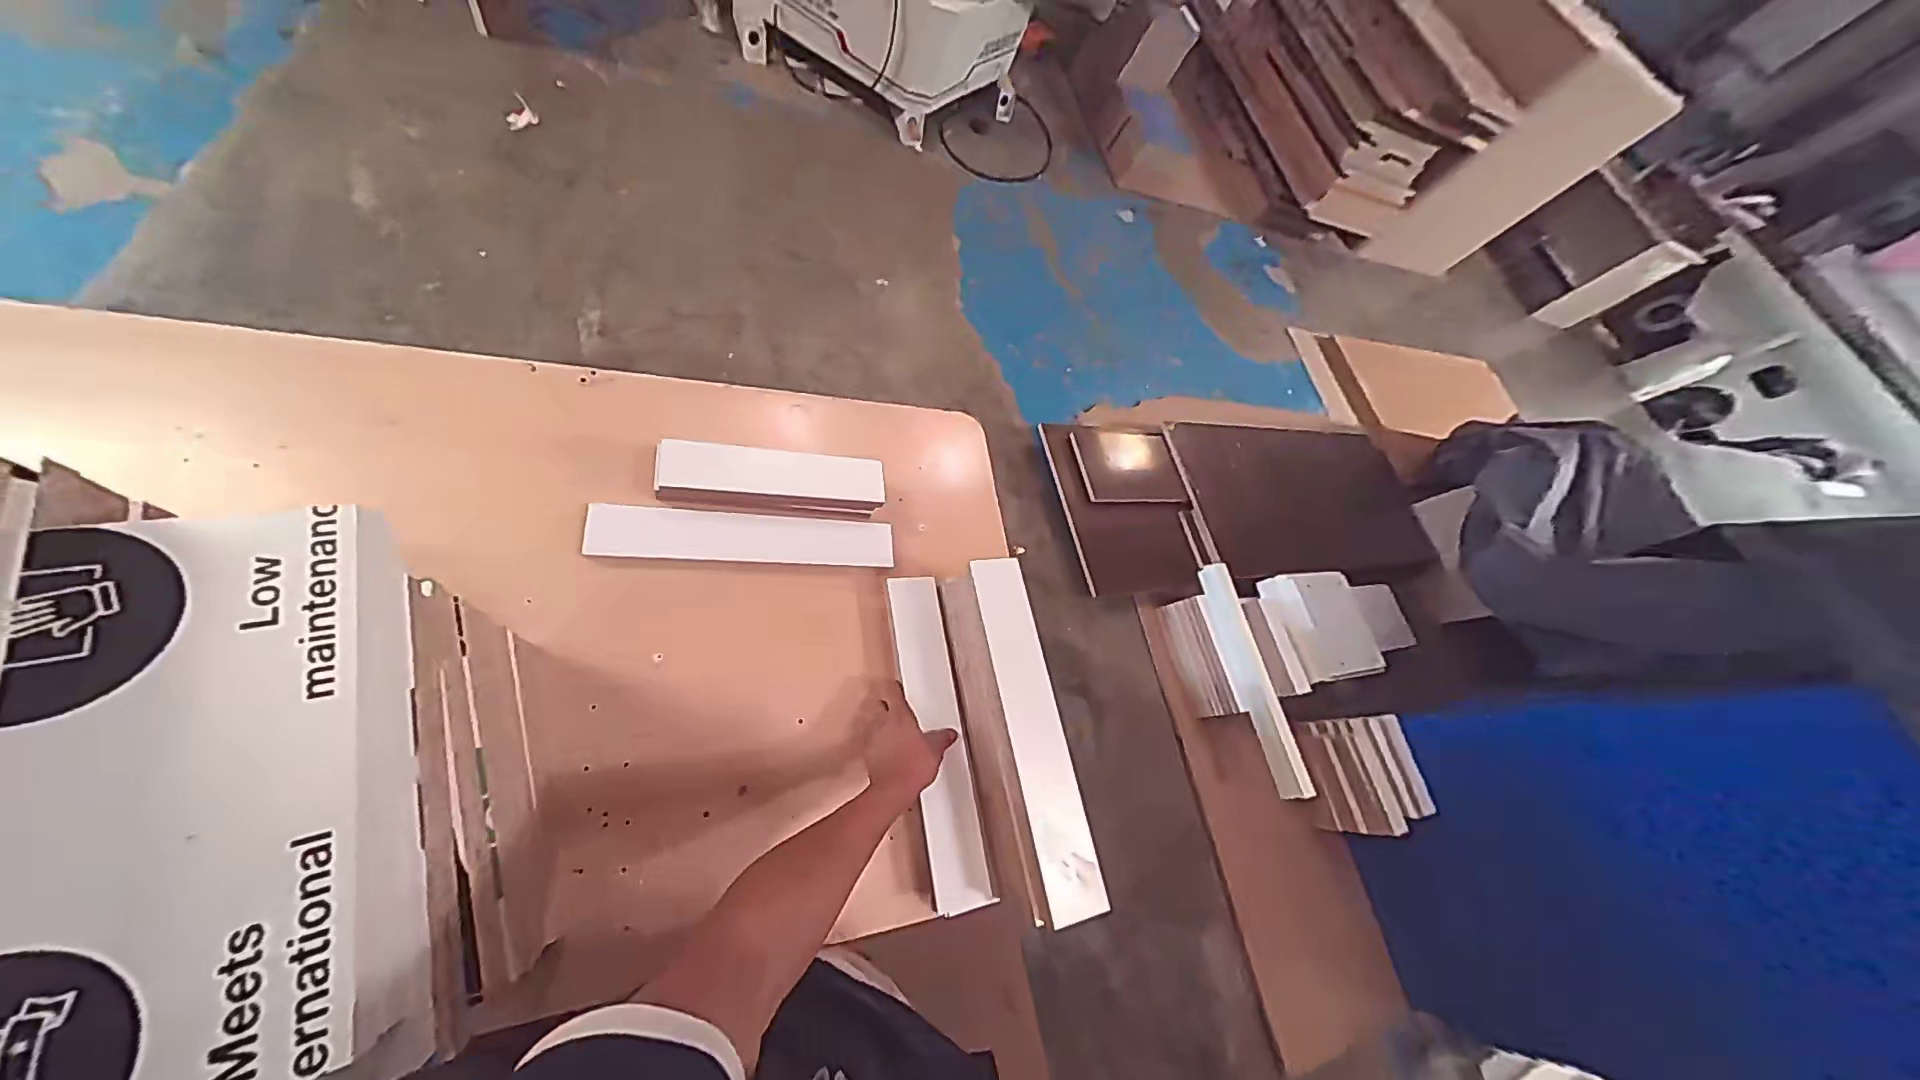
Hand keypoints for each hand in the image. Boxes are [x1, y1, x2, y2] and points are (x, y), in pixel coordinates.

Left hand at [861, 681, 957, 811]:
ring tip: (889, 730)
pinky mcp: (867, 753)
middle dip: (885, 704)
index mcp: (900, 715)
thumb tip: (948, 735)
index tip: (897, 686)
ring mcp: (872, 737)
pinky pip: (869, 741)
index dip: (895, 687)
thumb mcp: (935, 750)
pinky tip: (884, 750)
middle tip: (894, 707)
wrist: (894, 789)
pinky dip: (875, 743)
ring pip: (872, 721)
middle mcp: (883, 722)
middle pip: (879, 704)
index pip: (894, 692)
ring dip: (878, 724)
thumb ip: (941, 738)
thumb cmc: (912, 766)